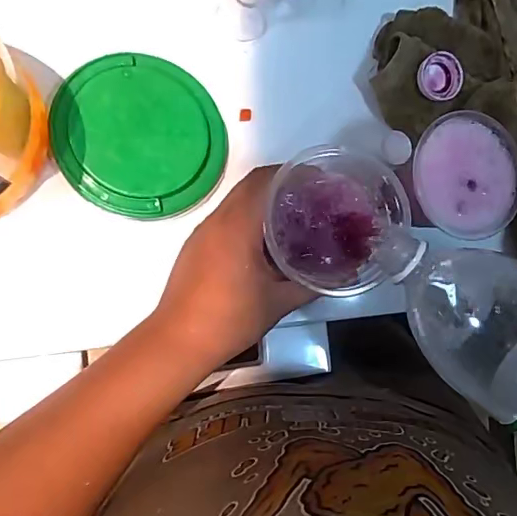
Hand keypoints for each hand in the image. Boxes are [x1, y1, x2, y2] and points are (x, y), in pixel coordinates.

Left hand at [148, 166, 313, 368]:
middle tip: (312, 197)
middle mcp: (217, 221)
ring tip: (294, 216)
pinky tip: (267, 241)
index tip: (318, 180)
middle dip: (282, 184)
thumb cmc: (229, 320)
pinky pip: (227, 218)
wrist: (178, 342)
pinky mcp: (196, 247)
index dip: (293, 173)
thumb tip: (338, 276)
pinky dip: (249, 217)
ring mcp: (202, 233)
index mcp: (237, 227)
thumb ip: (310, 285)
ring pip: (237, 201)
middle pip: (251, 185)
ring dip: (264, 201)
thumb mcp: (278, 303)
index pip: (265, 180)